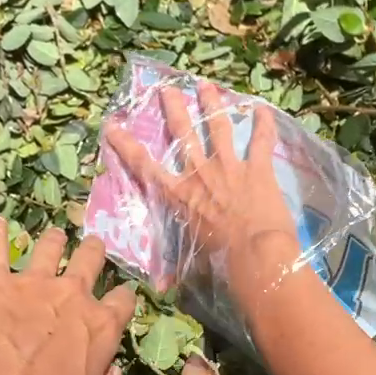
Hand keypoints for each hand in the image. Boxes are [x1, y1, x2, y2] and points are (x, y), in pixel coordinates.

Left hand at [0, 219, 137, 374]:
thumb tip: (112, 371)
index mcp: (100, 330)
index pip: (123, 303)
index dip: (122, 299)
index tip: (119, 299)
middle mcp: (72, 297)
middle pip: (90, 261)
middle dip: (93, 252)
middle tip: (93, 247)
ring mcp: (33, 283)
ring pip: (50, 246)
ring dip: (53, 239)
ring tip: (54, 234)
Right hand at [104, 82, 302, 300]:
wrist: (253, 258)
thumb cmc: (216, 264)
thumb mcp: (188, 264)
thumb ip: (175, 268)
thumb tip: (159, 290)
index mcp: (176, 195)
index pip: (143, 165)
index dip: (124, 144)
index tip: (111, 125)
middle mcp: (198, 173)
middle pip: (182, 133)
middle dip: (173, 107)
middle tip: (167, 88)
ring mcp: (228, 167)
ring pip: (219, 127)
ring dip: (213, 104)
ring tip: (207, 84)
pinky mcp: (257, 169)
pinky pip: (261, 141)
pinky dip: (264, 124)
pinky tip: (264, 108)